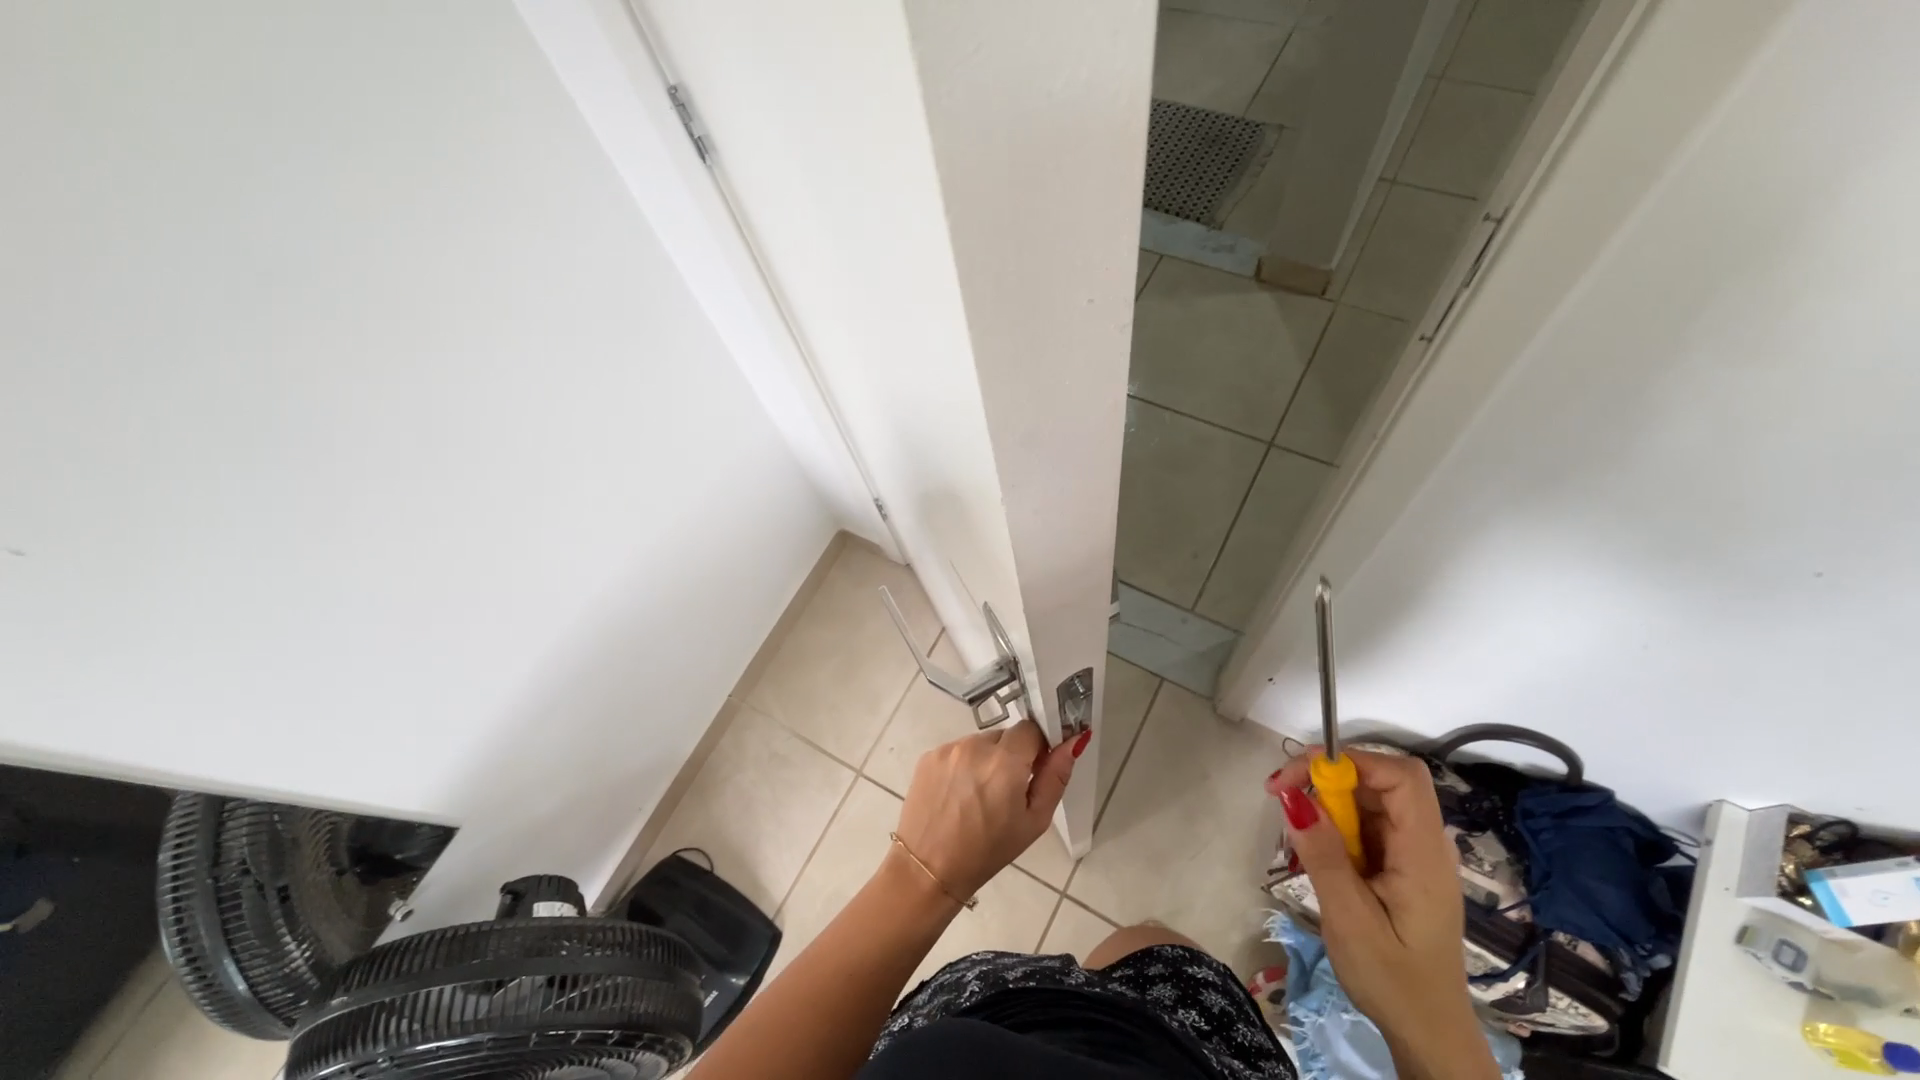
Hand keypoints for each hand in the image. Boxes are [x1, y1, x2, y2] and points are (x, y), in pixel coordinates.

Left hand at [894, 720, 1087, 898]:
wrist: (929, 869)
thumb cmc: (988, 851)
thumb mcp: (1034, 821)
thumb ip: (1056, 776)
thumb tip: (1073, 741)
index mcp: (1005, 761)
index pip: (1031, 728)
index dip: (1038, 746)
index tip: (1036, 769)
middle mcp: (974, 746)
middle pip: (1005, 736)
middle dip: (1012, 756)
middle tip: (1007, 792)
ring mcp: (947, 749)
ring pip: (980, 743)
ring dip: (986, 761)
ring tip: (979, 798)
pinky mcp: (928, 756)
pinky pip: (956, 751)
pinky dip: (963, 766)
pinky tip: (958, 796)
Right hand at [1268, 749, 1494, 1077]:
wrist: (1428, 1033)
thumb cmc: (1393, 980)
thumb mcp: (1349, 919)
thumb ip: (1324, 855)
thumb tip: (1293, 798)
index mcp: (1423, 854)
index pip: (1400, 776)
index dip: (1351, 761)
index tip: (1299, 776)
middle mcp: (1425, 846)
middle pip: (1381, 784)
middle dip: (1328, 782)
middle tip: (1281, 800)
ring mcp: (1415, 858)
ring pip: (1370, 805)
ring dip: (1327, 809)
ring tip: (1295, 841)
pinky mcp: (1402, 870)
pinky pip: (1367, 831)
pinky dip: (1335, 833)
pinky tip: (1314, 859)